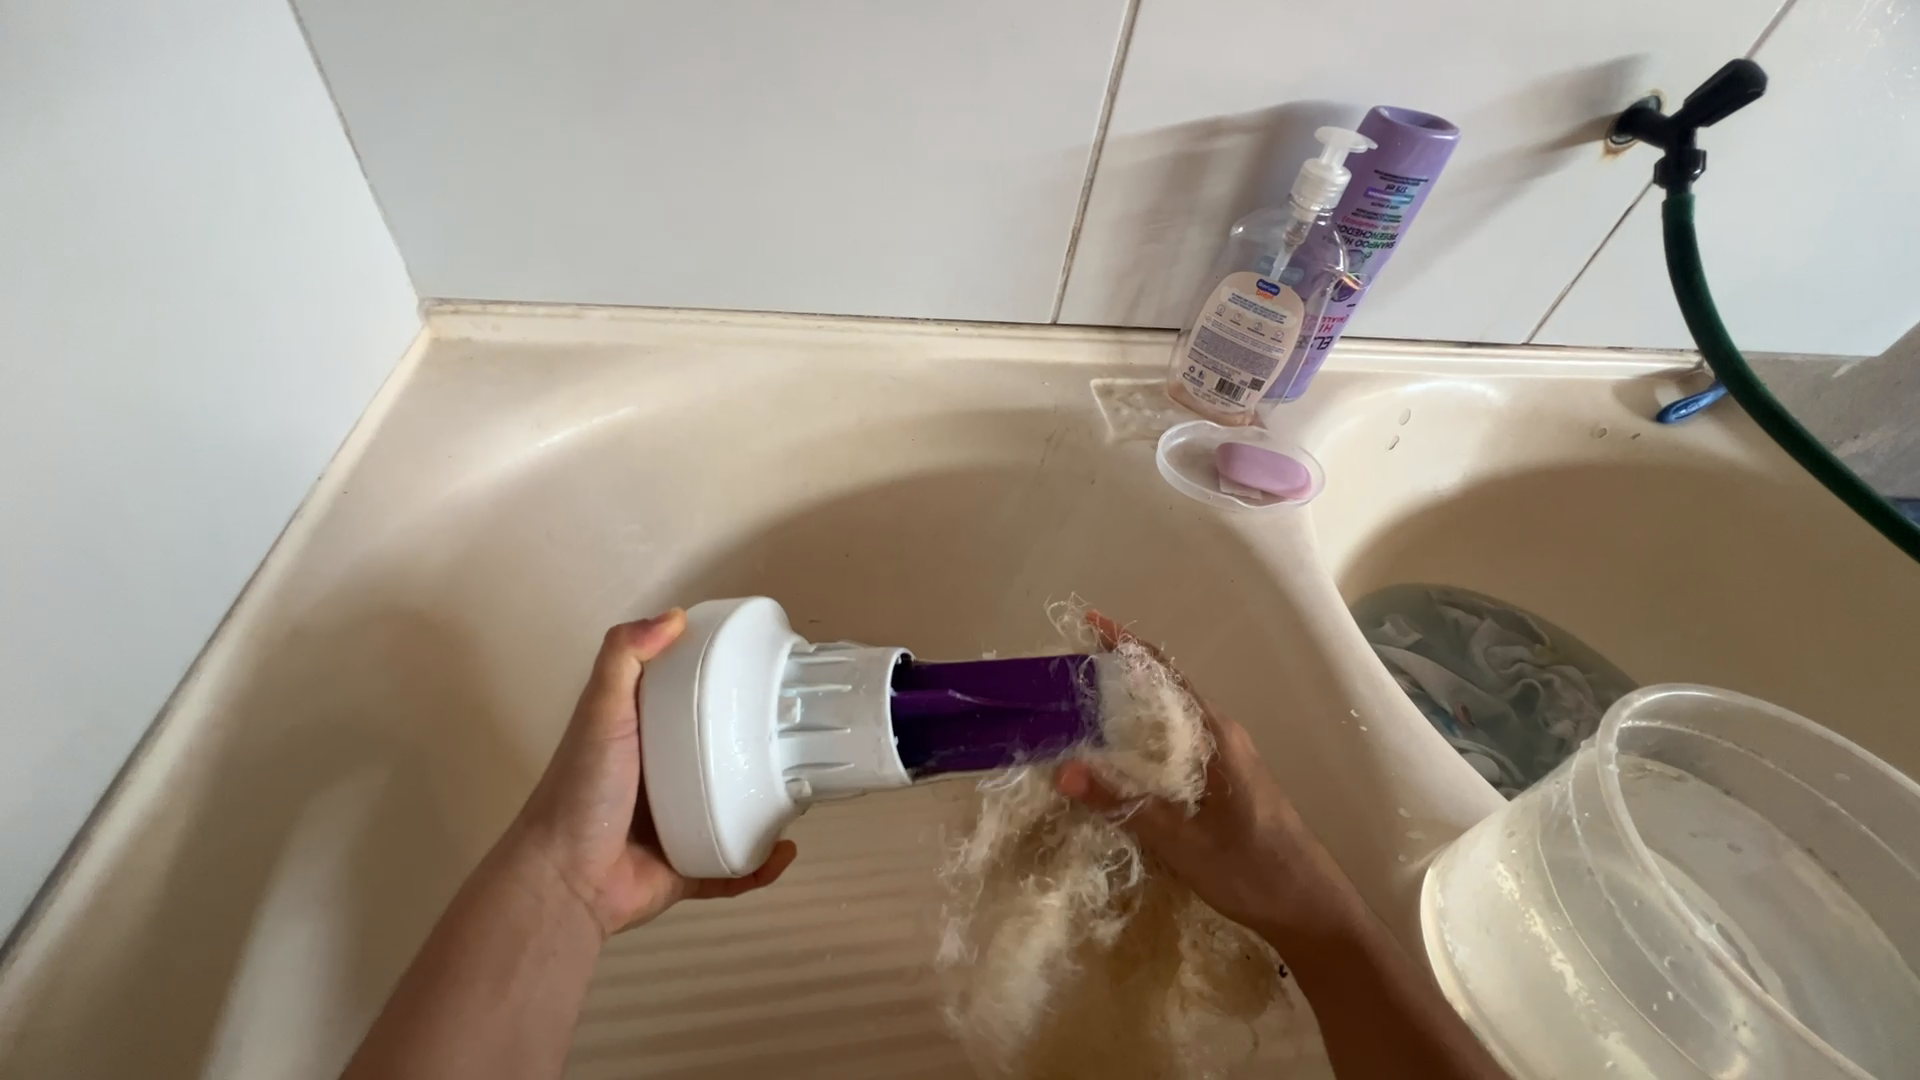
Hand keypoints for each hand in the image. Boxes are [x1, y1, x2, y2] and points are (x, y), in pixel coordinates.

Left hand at [511, 610, 796, 937]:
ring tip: (804, 786)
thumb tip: (676, 615)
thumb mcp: (600, 712)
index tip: (765, 669)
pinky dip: (763, 864)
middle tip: (798, 730)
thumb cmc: (581, 789)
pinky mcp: (691, 865)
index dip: (727, 682)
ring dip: (769, 801)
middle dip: (762, 745)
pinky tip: (786, 851)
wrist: (564, 881)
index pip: (694, 700)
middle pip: (724, 753)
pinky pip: (736, 866)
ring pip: (737, 807)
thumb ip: (623, 659)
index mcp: (650, 737)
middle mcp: (669, 776)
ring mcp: (683, 823)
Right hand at [1054, 612, 1344, 948]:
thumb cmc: (1253, 872)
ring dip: (1130, 705)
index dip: (1126, 646)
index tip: (1090, 624)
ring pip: (1169, 715)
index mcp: (1215, 735)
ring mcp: (1225, 755)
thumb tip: (1062, 770)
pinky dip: (1143, 734)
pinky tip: (1119, 753)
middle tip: (1068, 673)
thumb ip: (1123, 804)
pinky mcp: (1224, 777)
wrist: (1313, 911)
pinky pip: (1176, 740)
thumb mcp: (1181, 843)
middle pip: (1164, 687)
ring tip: (1082, 706)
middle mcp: (1220, 734)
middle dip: (1118, 673)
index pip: (1164, 674)